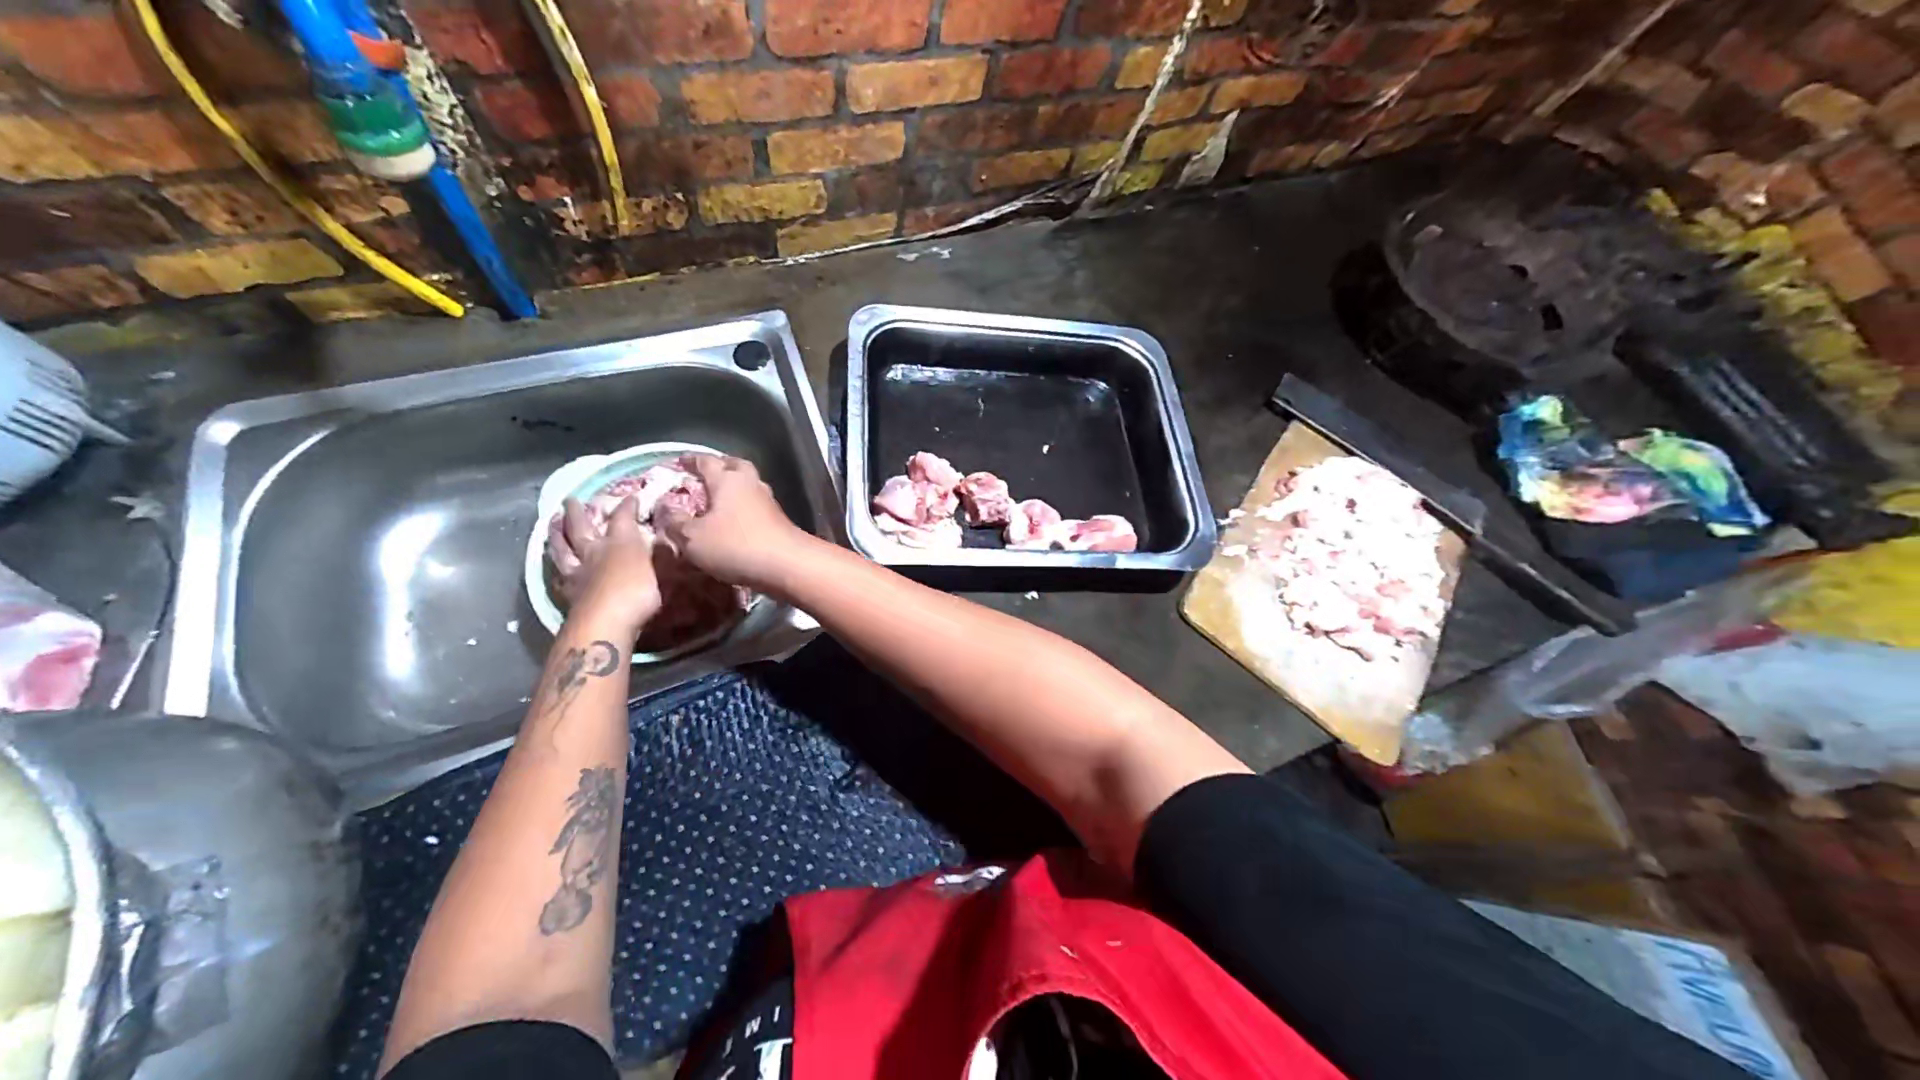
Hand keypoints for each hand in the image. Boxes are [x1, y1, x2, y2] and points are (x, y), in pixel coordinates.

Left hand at [549, 495, 662, 640]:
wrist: (605, 623)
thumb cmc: (637, 592)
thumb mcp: (657, 568)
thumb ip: (658, 554)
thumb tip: (663, 539)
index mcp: (619, 543)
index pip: (622, 518)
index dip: (627, 507)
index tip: (631, 497)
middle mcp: (594, 553)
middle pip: (581, 527)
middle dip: (577, 512)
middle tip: (570, 499)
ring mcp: (577, 574)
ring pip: (562, 549)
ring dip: (555, 535)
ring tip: (551, 524)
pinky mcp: (569, 595)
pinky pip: (559, 578)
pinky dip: (556, 571)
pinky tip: (556, 572)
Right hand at [657, 455, 810, 591]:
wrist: (787, 565)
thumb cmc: (735, 545)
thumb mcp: (692, 537)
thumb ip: (674, 521)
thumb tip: (663, 507)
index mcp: (727, 480)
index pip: (705, 461)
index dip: (690, 461)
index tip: (678, 462)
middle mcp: (750, 484)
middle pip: (734, 466)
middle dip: (719, 466)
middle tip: (704, 474)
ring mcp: (768, 501)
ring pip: (748, 485)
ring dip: (734, 487)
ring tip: (717, 498)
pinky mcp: (778, 520)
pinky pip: (755, 505)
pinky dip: (743, 506)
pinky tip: (734, 519)